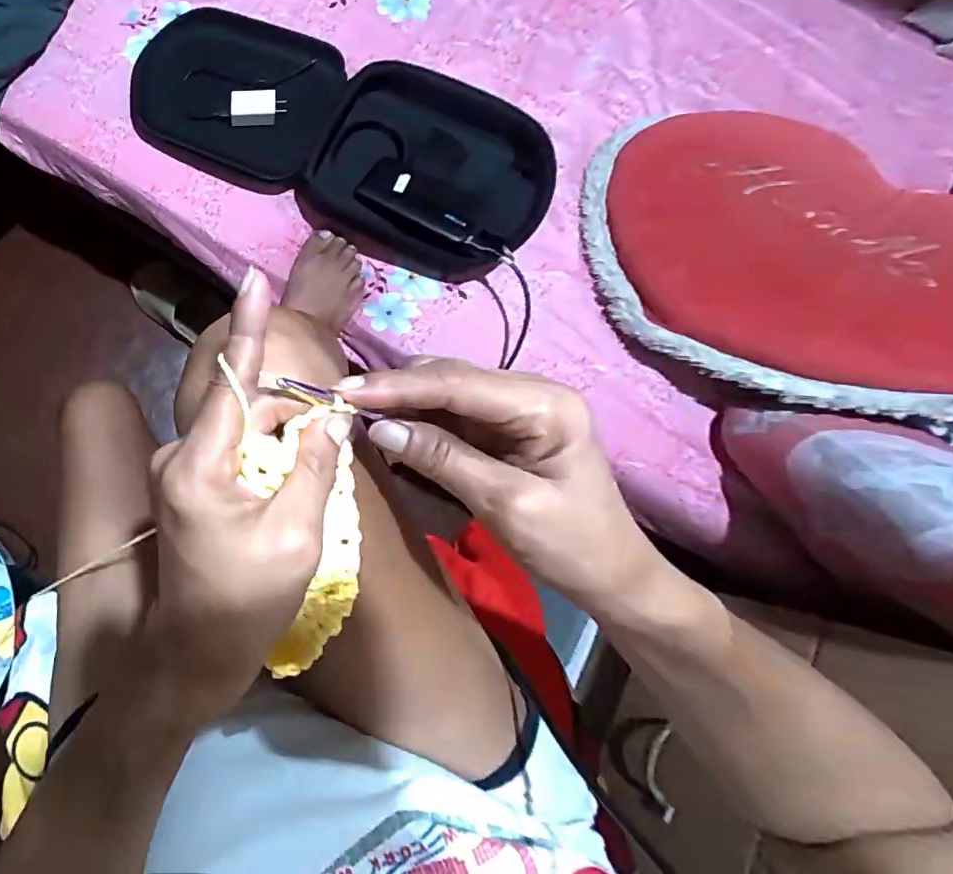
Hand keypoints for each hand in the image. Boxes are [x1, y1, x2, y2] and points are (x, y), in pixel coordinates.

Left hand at [144, 268, 349, 721]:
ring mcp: (177, 466)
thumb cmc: (247, 600)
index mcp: (199, 465)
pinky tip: (287, 464)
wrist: (196, 649)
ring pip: (236, 422)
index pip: (231, 381)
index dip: (246, 326)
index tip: (251, 278)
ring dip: (275, 424)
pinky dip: (260, 443)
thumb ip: (312, 467)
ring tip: (310, 454)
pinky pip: (229, 442)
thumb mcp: (296, 536)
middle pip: (240, 401)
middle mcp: (179, 454)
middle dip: (284, 397)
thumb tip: (330, 415)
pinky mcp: (185, 479)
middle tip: (325, 420)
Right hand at [335, 359, 672, 619]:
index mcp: (544, 404)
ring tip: (353, 410)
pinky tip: (384, 423)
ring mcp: (513, 406)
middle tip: (340, 401)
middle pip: (446, 376)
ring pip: (441, 388)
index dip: (397, 386)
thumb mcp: (506, 504)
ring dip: (399, 400)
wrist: (611, 575)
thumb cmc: (571, 545)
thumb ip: (443, 459)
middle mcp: (528, 391)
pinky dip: (413, 417)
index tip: (346, 391)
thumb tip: (379, 429)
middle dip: (393, 388)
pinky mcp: (498, 425)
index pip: (456, 383)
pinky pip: (446, 411)